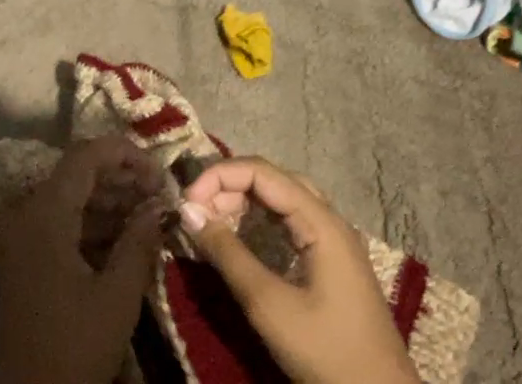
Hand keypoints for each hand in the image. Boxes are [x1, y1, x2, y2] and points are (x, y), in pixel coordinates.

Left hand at [0, 135, 166, 383]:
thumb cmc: (74, 344)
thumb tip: (160, 205)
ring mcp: (24, 237)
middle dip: (121, 178)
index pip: (84, 156)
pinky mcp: (27, 259)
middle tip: (162, 195)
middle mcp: (28, 214)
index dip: (124, 153)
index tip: (161, 172)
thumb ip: (139, 242)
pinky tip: (127, 238)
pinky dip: (94, 225)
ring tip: (152, 214)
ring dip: (110, 202)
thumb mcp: (116, 295)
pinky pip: (62, 225)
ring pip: (70, 201)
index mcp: (44, 212)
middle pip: (76, 175)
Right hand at [180, 158, 418, 383]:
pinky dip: (259, 219)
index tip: (187, 202)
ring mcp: (334, 241)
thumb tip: (186, 210)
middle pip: (273, 179)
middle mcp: (330, 221)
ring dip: (243, 201)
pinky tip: (240, 237)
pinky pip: (291, 221)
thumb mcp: (267, 303)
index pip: (261, 171)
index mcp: (321, 222)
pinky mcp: (332, 261)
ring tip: (212, 221)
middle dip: (229, 185)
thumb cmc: (325, 349)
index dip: (219, 176)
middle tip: (197, 212)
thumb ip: (226, 252)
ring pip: (282, 199)